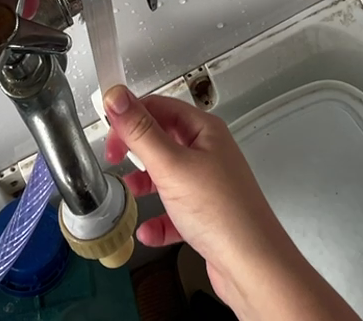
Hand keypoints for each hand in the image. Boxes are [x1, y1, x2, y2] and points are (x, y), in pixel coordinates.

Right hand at [103, 88, 358, 319]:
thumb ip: (140, 131)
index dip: (131, 115)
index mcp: (204, 130)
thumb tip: (115, 95)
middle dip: (136, 150)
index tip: (108, 131)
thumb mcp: (170, 166)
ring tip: (130, 194)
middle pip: (163, 139)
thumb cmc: (220, 212)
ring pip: (168, 174)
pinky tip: (148, 232)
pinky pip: (175, 210)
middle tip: (114, 160)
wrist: (253, 268)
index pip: (160, 106)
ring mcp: (209, 184)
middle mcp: (208, 152)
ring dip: (146, 184)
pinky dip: (159, 219)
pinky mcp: (207, 215)